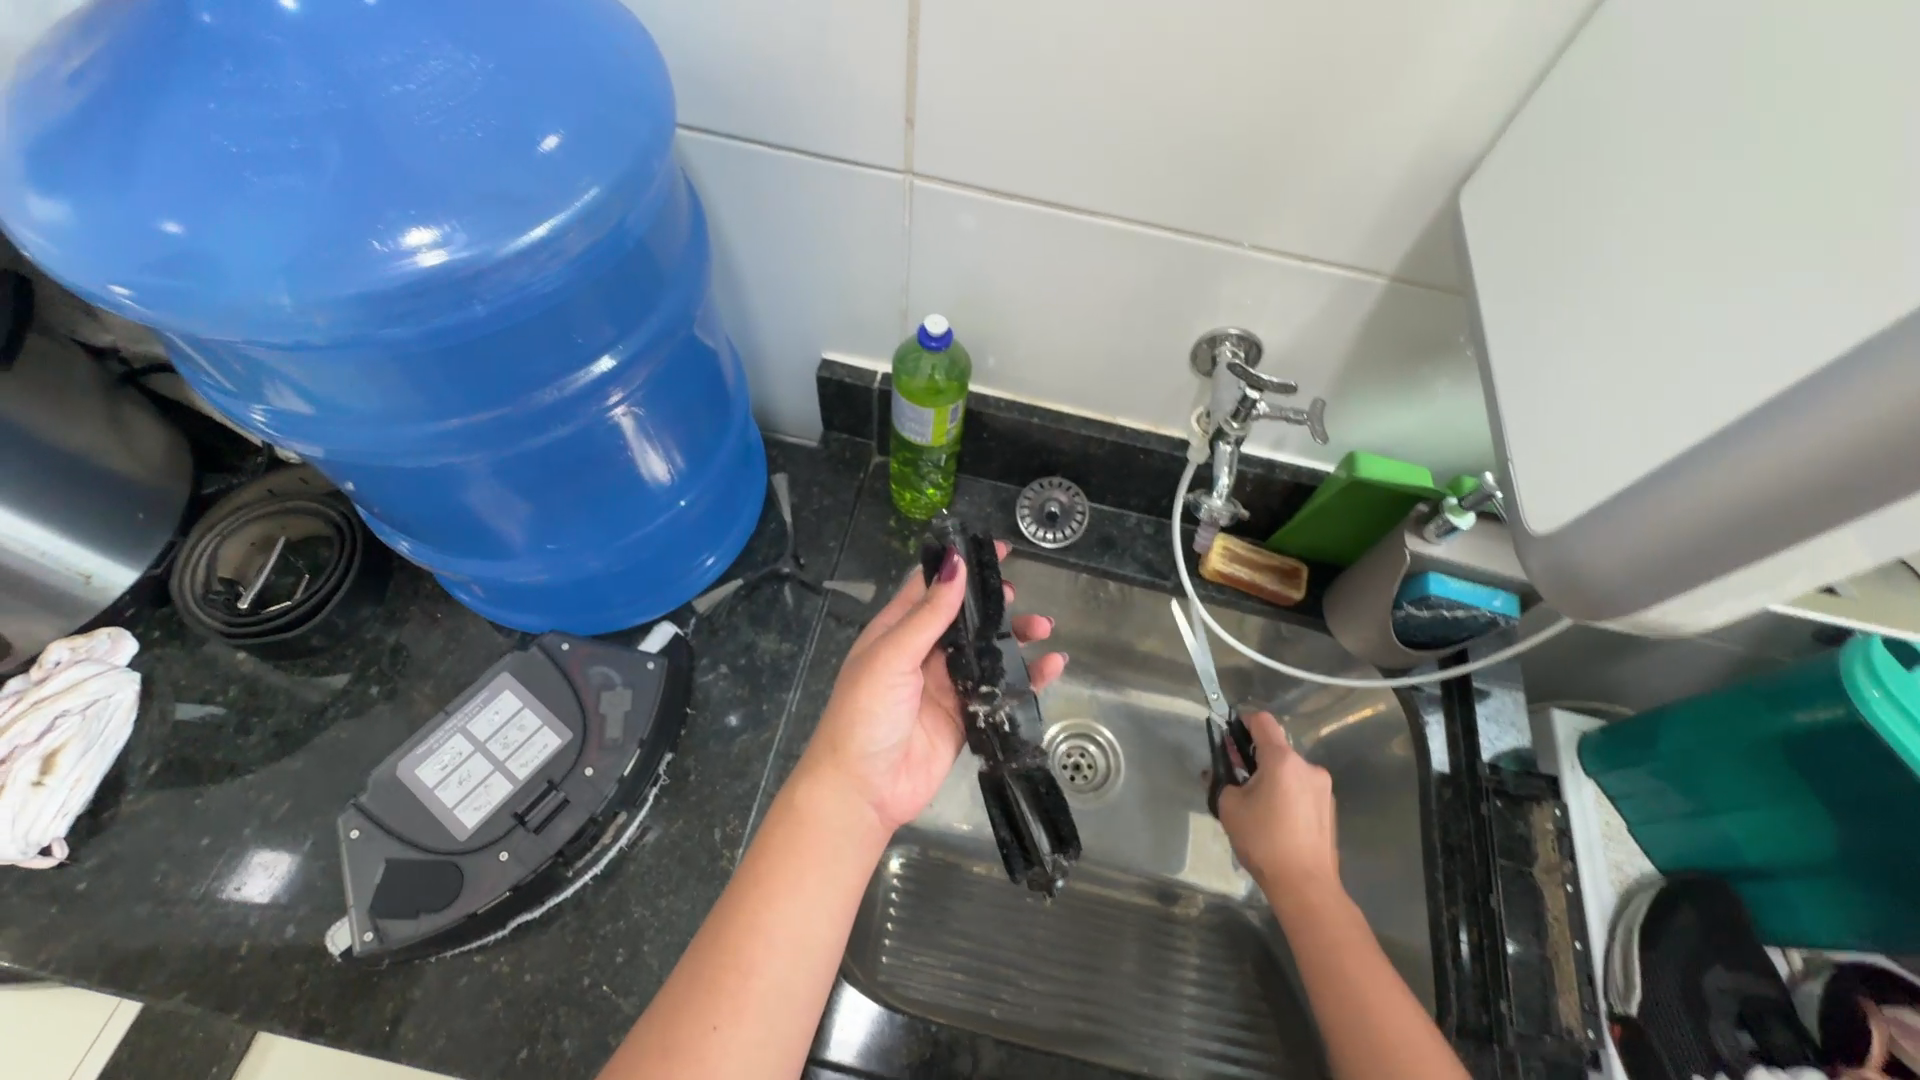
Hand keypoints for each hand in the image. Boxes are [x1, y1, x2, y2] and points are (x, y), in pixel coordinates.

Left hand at [796, 540, 1066, 832]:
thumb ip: (929, 614)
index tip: (995, 550)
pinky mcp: (965, 718)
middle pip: (964, 620)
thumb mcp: (892, 656)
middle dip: (993, 604)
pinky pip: (999, 691)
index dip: (961, 567)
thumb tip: (956, 563)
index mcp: (897, 632)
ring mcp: (945, 687)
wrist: (862, 789)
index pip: (932, 588)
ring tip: (1043, 628)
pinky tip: (1052, 668)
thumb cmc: (865, 714)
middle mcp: (922, 655)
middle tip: (1018, 594)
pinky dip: (1027, 679)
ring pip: (986, 653)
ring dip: (1015, 638)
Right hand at [1216, 710, 1341, 902]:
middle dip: (1255, 759)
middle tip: (1237, 782)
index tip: (1230, 736)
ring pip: (1289, 771)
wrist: (1305, 885)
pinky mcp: (1329, 808)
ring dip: (1273, 779)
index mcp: (1282, 760)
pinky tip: (1278, 823)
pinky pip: (1302, 790)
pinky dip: (1287, 795)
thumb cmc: (1263, 841)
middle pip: (1276, 749)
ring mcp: (1323, 788)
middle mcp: (1308, 767)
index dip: (1243, 722)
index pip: (1263, 721)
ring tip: (1258, 809)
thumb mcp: (1229, 807)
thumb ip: (1223, 781)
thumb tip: (1223, 773)